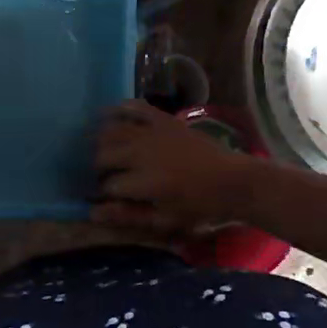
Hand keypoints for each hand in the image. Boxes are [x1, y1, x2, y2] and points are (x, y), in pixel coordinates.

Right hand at [92, 100, 257, 231]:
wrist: (234, 181)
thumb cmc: (200, 206)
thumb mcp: (164, 219)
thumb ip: (128, 215)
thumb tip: (92, 213)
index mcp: (142, 182)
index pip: (107, 185)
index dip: (102, 192)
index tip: (105, 197)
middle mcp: (141, 154)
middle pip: (103, 155)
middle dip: (98, 167)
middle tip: (103, 175)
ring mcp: (152, 133)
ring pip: (112, 132)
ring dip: (101, 141)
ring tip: (101, 151)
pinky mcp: (164, 120)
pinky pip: (136, 108)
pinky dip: (120, 109)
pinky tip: (109, 113)